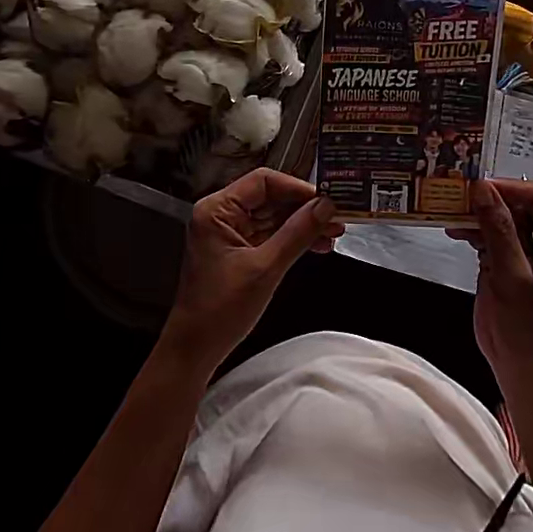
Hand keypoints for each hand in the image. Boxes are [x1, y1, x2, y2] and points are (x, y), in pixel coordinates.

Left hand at [161, 168, 342, 375]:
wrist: (196, 349)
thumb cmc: (217, 311)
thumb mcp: (265, 269)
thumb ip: (297, 233)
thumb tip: (324, 208)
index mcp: (216, 210)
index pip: (264, 181)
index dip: (298, 188)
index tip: (325, 198)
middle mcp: (221, 215)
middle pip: (271, 197)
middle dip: (305, 208)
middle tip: (336, 215)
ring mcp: (230, 232)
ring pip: (274, 216)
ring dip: (303, 223)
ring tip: (332, 232)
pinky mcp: (238, 249)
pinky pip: (271, 234)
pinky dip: (294, 238)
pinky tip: (316, 244)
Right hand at [446, 179, 532, 383]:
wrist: (518, 366)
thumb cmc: (528, 329)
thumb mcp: (514, 275)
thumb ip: (499, 229)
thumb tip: (484, 191)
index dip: (509, 189)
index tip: (481, 186)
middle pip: (516, 204)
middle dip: (488, 198)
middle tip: (460, 194)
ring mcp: (522, 251)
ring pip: (498, 216)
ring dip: (475, 212)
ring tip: (452, 211)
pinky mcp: (502, 260)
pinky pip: (486, 232)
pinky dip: (470, 228)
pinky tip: (454, 228)